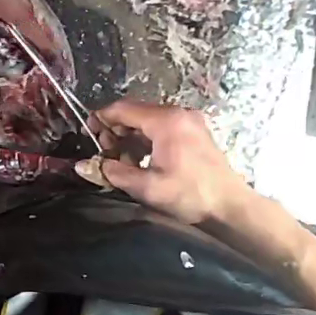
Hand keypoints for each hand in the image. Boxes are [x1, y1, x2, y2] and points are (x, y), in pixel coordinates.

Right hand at [75, 100, 255, 226]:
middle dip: (116, 130)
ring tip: (120, 160)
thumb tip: (85, 165)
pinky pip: (163, 128)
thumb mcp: (147, 187)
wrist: (230, 206)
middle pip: (136, 113)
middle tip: (104, 152)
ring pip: (149, 121)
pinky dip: (147, 139)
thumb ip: (113, 173)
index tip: (87, 132)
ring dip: (130, 136)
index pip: (123, 109)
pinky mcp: (195, 132)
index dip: (102, 118)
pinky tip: (140, 160)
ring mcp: (189, 122)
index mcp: (166, 121)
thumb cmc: (191, 195)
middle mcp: (178, 114)